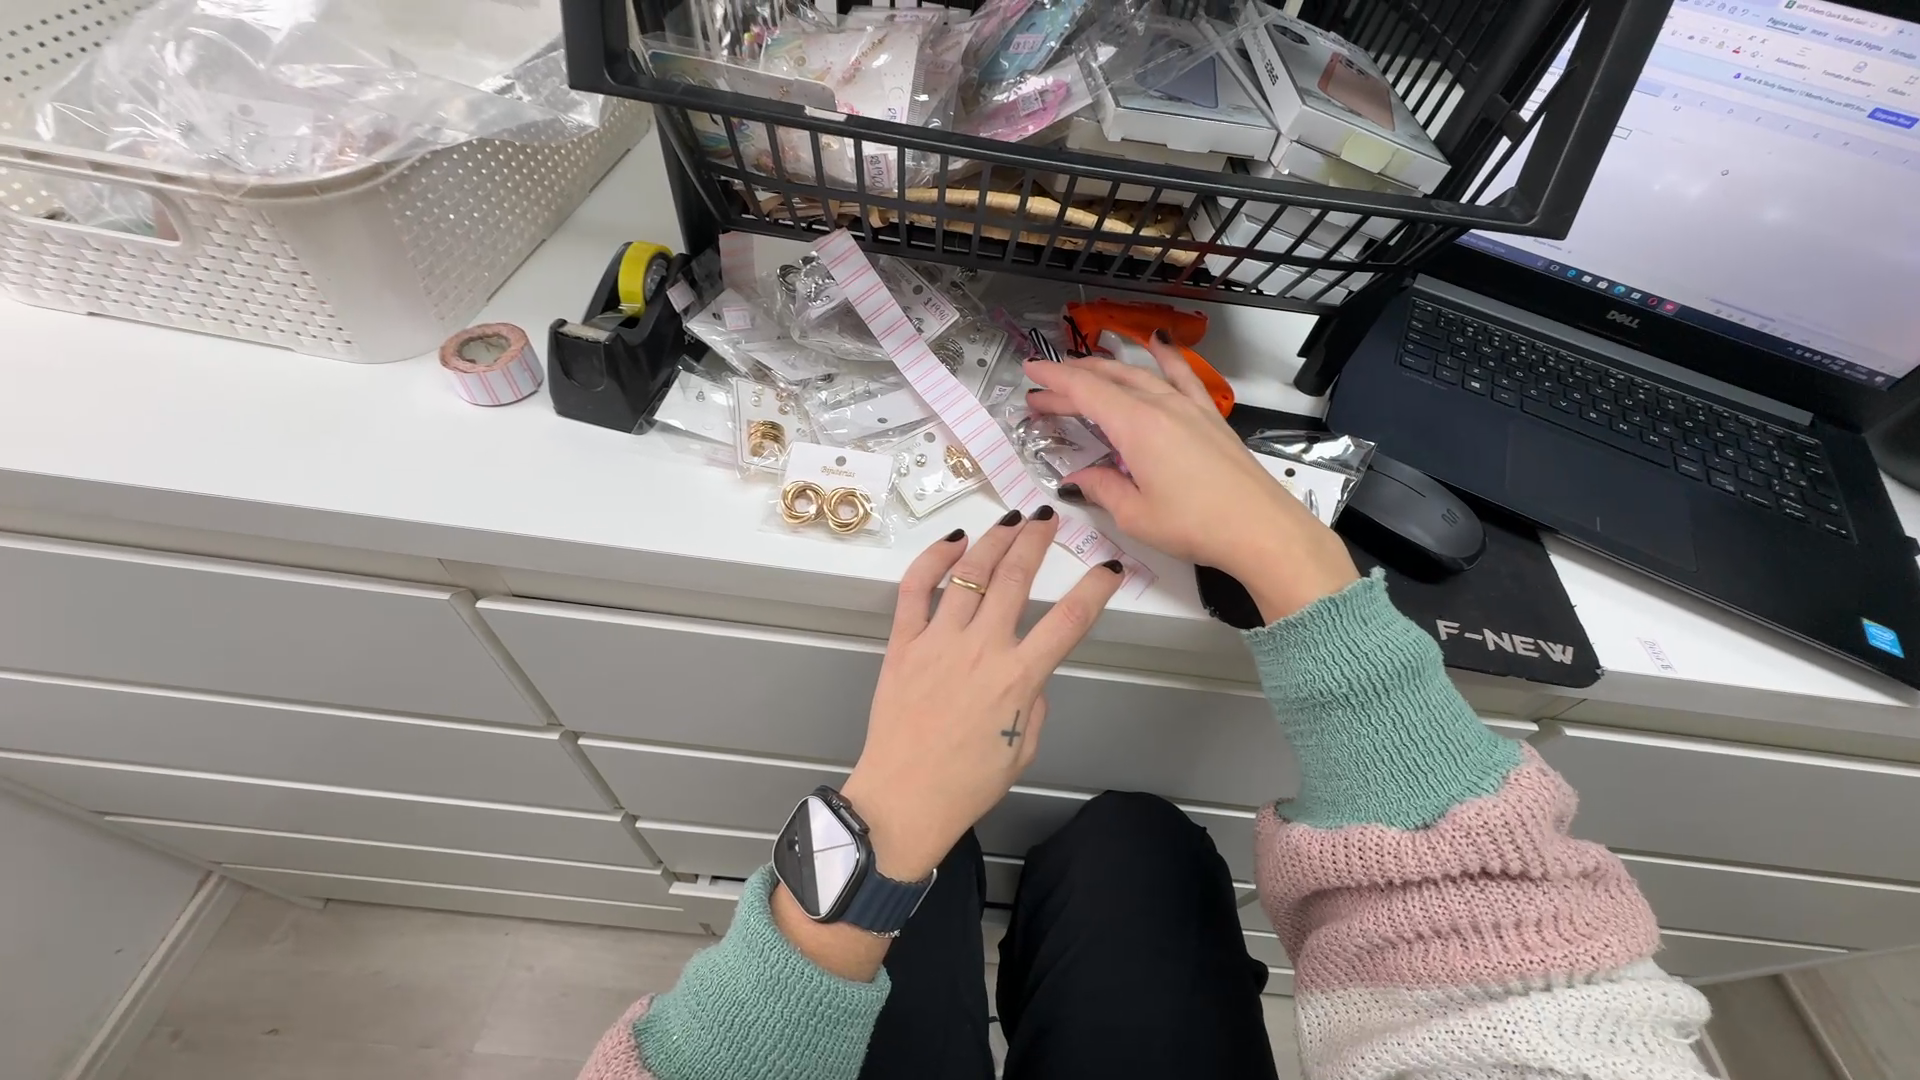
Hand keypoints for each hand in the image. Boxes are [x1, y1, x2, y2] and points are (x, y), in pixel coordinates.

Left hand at [840, 510, 1125, 881]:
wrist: (903, 800)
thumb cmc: (968, 784)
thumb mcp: (1023, 748)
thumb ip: (1033, 699)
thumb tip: (1027, 668)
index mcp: (1018, 678)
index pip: (1069, 620)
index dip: (1095, 589)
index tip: (1108, 568)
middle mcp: (981, 649)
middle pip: (1017, 578)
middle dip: (1037, 541)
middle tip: (1048, 520)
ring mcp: (938, 641)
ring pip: (971, 573)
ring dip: (995, 539)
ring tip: (1011, 520)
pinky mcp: (903, 643)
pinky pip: (915, 589)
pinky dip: (933, 559)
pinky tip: (953, 542)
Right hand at [1023, 337, 1358, 621]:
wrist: (1260, 529)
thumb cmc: (1196, 525)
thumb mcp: (1135, 514)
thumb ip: (1101, 488)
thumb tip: (1077, 480)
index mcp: (1136, 426)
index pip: (1085, 391)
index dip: (1054, 380)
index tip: (1030, 373)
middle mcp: (1161, 407)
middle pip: (1108, 381)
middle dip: (1071, 380)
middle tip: (1044, 391)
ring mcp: (1189, 408)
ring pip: (1139, 376)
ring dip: (1107, 372)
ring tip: (1084, 372)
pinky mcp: (1209, 418)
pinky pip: (1182, 378)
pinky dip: (1166, 360)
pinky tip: (1159, 345)